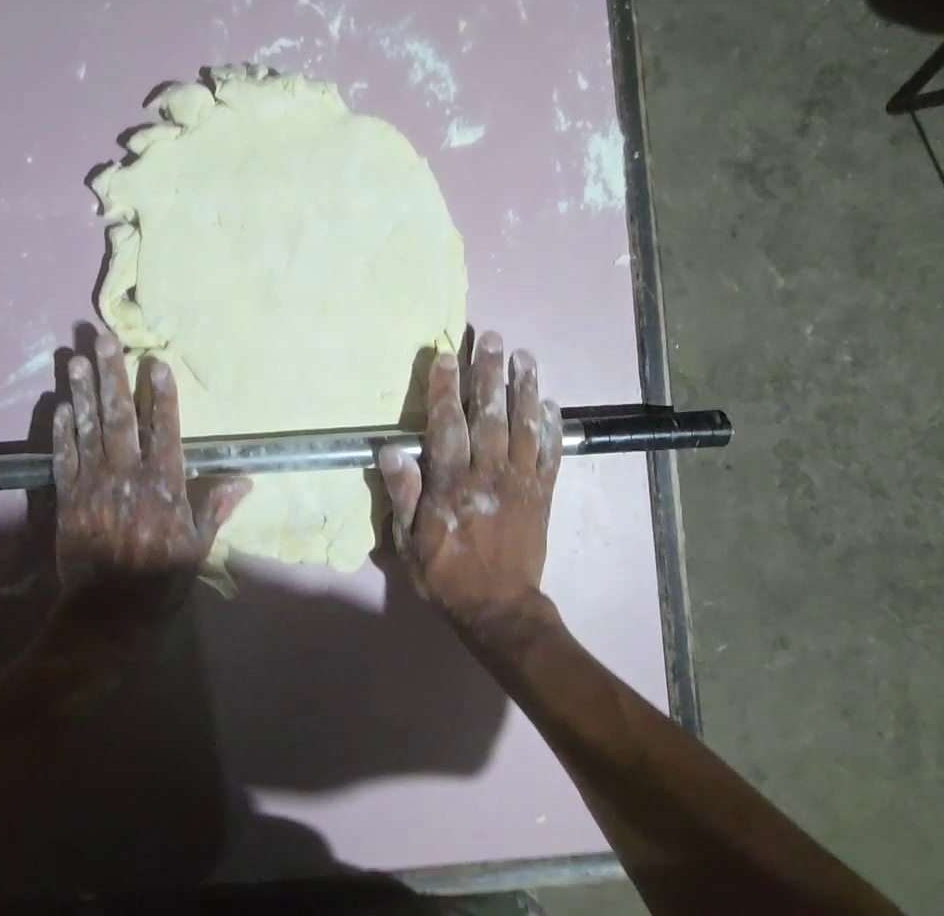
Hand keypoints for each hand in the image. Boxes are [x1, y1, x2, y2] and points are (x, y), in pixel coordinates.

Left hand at [52, 334, 249, 599]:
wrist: (109, 614)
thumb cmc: (160, 580)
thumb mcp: (197, 548)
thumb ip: (215, 508)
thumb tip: (245, 480)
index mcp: (164, 487)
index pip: (164, 430)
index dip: (160, 395)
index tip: (155, 362)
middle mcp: (127, 477)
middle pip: (120, 417)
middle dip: (113, 375)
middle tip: (104, 339)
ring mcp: (94, 486)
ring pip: (88, 429)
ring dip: (83, 392)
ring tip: (78, 358)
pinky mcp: (67, 499)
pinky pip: (63, 458)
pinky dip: (62, 431)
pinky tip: (61, 404)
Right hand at [377, 331, 562, 623]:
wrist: (499, 607)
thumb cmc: (445, 573)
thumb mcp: (407, 541)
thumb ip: (402, 493)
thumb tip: (391, 449)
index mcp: (451, 483)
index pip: (446, 424)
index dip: (444, 388)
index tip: (444, 356)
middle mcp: (488, 473)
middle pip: (489, 413)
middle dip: (488, 373)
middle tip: (490, 338)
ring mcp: (520, 481)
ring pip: (524, 424)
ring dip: (524, 387)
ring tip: (524, 355)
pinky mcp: (544, 493)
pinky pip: (551, 452)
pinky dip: (552, 425)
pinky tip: (549, 401)